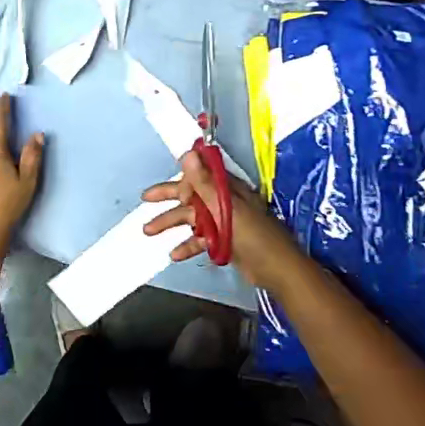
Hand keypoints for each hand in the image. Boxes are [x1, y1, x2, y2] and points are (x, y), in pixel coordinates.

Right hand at [141, 148, 302, 291]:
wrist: (279, 272)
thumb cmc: (255, 238)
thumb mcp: (227, 209)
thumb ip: (205, 183)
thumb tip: (189, 153)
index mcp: (228, 190)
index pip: (200, 176)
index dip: (185, 182)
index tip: (178, 195)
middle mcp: (224, 202)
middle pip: (191, 195)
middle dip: (168, 197)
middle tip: (146, 198)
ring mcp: (224, 223)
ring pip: (191, 218)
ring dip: (170, 223)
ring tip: (148, 231)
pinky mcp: (223, 242)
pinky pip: (199, 239)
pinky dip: (186, 245)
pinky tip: (174, 254)